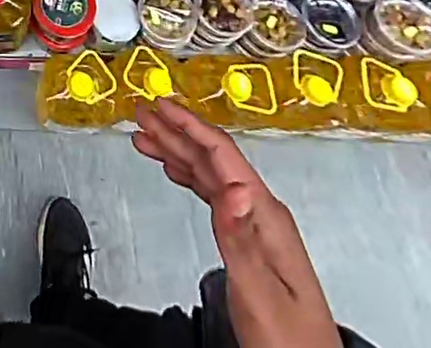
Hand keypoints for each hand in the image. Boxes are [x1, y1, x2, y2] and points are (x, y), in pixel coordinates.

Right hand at [132, 98, 340, 347]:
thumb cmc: (288, 338)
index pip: (221, 153)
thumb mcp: (259, 290)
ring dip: (176, 150)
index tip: (160, 106)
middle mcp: (259, 210)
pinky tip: (175, 170)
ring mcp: (254, 222)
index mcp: (263, 212)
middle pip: (212, 156)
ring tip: (146, 137)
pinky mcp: (247, 238)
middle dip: (174, 131)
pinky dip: (187, 174)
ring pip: (209, 171)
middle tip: (142, 114)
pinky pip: (211, 191)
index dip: (188, 124)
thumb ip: (241, 238)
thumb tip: (231, 187)